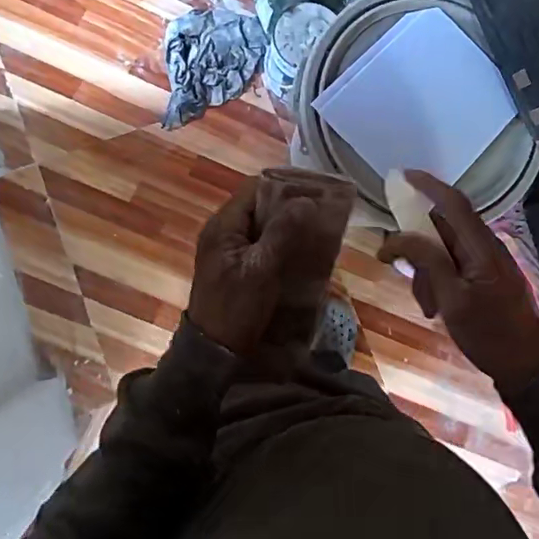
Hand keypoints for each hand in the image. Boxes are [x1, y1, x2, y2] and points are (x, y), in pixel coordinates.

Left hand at [187, 174, 323, 355]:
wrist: (214, 353)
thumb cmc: (235, 308)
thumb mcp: (260, 270)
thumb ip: (282, 233)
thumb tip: (306, 200)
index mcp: (223, 225)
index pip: (255, 188)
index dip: (285, 186)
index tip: (316, 190)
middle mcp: (224, 232)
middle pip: (261, 206)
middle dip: (291, 206)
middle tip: (324, 210)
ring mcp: (230, 250)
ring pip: (264, 226)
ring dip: (289, 226)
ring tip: (320, 228)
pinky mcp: (238, 267)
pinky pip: (263, 245)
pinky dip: (282, 244)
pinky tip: (304, 251)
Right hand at [376, 171, 538, 394]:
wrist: (525, 365)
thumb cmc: (489, 334)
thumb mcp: (452, 300)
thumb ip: (429, 263)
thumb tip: (401, 236)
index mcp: (482, 248)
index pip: (453, 203)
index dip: (428, 185)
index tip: (402, 176)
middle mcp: (486, 247)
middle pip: (443, 228)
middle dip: (417, 247)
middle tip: (397, 268)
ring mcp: (487, 262)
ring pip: (444, 250)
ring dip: (426, 272)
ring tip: (427, 305)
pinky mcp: (485, 277)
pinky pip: (453, 266)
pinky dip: (438, 282)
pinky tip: (436, 308)